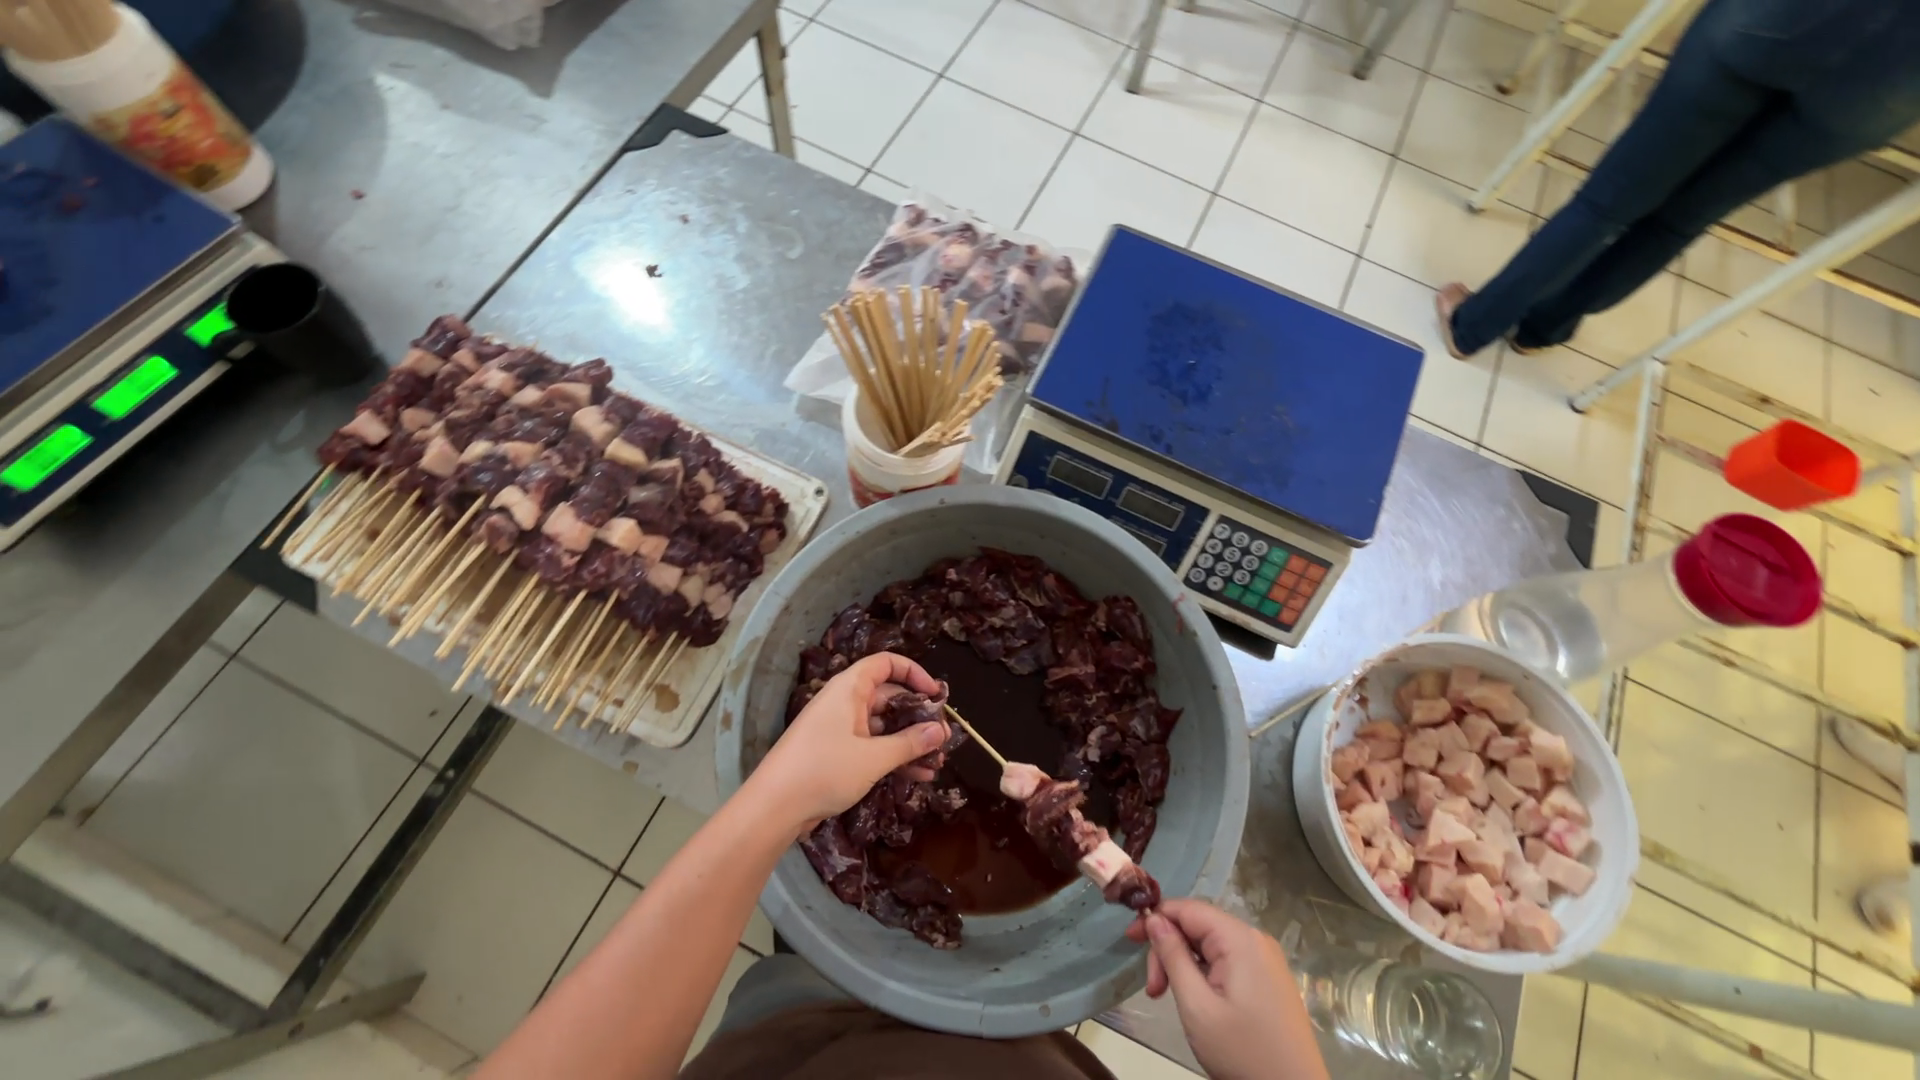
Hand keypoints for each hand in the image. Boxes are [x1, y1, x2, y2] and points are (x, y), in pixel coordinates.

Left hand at [749, 652, 949, 833]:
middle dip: (919, 717)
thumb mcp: (873, 757)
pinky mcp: (838, 754)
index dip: (914, 673)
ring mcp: (841, 729)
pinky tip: (919, 776)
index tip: (937, 696)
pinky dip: (895, 757)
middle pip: (890, 697)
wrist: (774, 807)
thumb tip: (942, 730)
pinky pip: (874, 746)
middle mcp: (845, 703)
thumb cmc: (824, 770)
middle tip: (944, 738)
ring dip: (911, 742)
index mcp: (849, 689)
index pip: (886, 663)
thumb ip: (910, 743)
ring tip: (938, 762)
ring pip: (884, 726)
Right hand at [1126, 899, 1321, 1079]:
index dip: (1156, 918)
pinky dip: (1204, 974)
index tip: (1130, 941)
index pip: (1188, 908)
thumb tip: (1153, 919)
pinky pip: (1227, 961)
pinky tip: (1195, 1000)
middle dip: (1169, 950)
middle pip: (1198, 926)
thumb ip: (1173, 956)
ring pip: (1210, 945)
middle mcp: (1255, 940)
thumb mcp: (1196, 1006)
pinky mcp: (1269, 980)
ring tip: (1168, 998)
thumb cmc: (1242, 1053)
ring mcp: (1265, 960)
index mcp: (1240, 939)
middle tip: (1154, 989)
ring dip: (1184, 965)